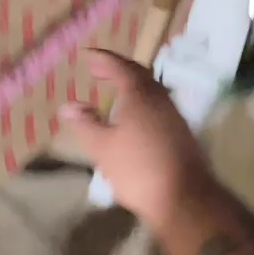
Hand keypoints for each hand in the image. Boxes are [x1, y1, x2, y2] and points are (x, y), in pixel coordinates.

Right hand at [59, 49, 215, 223]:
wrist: (185, 198)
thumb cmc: (138, 169)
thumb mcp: (103, 147)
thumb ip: (85, 124)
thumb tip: (68, 105)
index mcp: (139, 95)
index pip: (120, 67)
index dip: (103, 59)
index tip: (87, 56)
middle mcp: (159, 98)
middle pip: (138, 74)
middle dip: (117, 68)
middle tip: (98, 69)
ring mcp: (173, 115)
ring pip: (151, 89)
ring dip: (131, 84)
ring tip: (113, 89)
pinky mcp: (180, 132)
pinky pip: (157, 104)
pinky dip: (141, 100)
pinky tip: (133, 115)